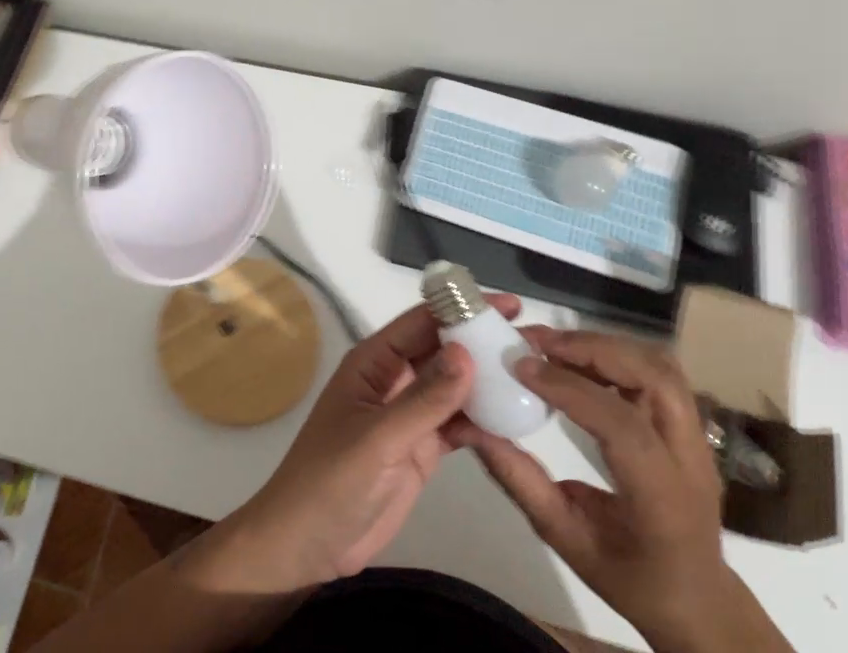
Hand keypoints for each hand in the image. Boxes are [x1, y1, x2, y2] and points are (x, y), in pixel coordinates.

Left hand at [215, 294, 523, 591]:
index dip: (460, 309)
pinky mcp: (421, 449)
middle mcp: (392, 382)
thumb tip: (466, 352)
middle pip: (442, 352)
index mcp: (371, 364)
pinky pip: (458, 424)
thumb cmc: (330, 480)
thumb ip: (423, 399)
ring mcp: (408, 417)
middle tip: (535, 340)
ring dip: (489, 382)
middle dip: (483, 343)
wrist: (309, 542)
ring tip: (537, 376)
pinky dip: (484, 421)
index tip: (509, 305)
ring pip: (454, 387)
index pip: (420, 324)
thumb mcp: (378, 438)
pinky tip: (517, 420)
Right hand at [454, 328, 791, 652]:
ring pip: (662, 368)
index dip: (570, 388)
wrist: (694, 597)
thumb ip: (520, 481)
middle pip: (655, 379)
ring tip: (554, 347)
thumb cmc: (626, 575)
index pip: (622, 426)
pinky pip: (661, 376)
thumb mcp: (563, 537)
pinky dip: (618, 358)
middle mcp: (690, 460)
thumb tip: (474, 430)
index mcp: (661, 498)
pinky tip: (579, 364)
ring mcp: (699, 441)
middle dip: (593, 350)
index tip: (520, 367)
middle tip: (537, 342)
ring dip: (606, 347)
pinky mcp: (693, 429)